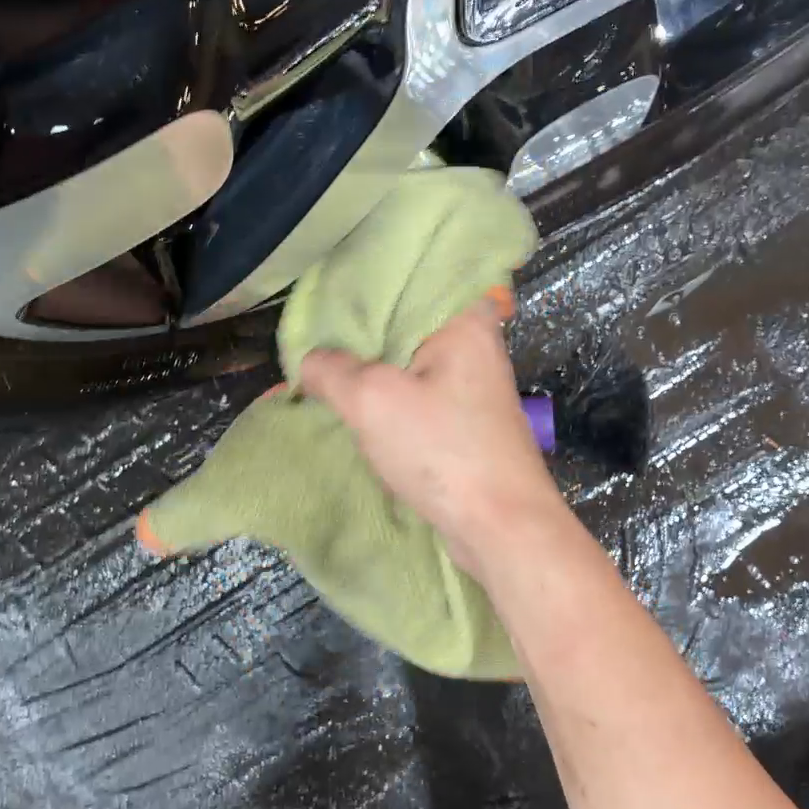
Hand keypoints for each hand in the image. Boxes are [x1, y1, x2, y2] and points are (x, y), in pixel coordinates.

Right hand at [298, 295, 572, 582]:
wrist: (500, 527)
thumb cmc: (442, 450)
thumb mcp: (371, 400)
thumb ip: (330, 370)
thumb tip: (308, 360)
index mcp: (463, 319)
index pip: (411, 280)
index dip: (364, 288)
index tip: (324, 298)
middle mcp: (474, 345)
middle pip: (404, 325)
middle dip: (356, 336)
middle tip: (309, 339)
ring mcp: (471, 387)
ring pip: (407, 366)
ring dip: (367, 375)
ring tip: (319, 374)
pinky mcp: (465, 424)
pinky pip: (414, 399)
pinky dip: (384, 404)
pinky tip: (351, 411)